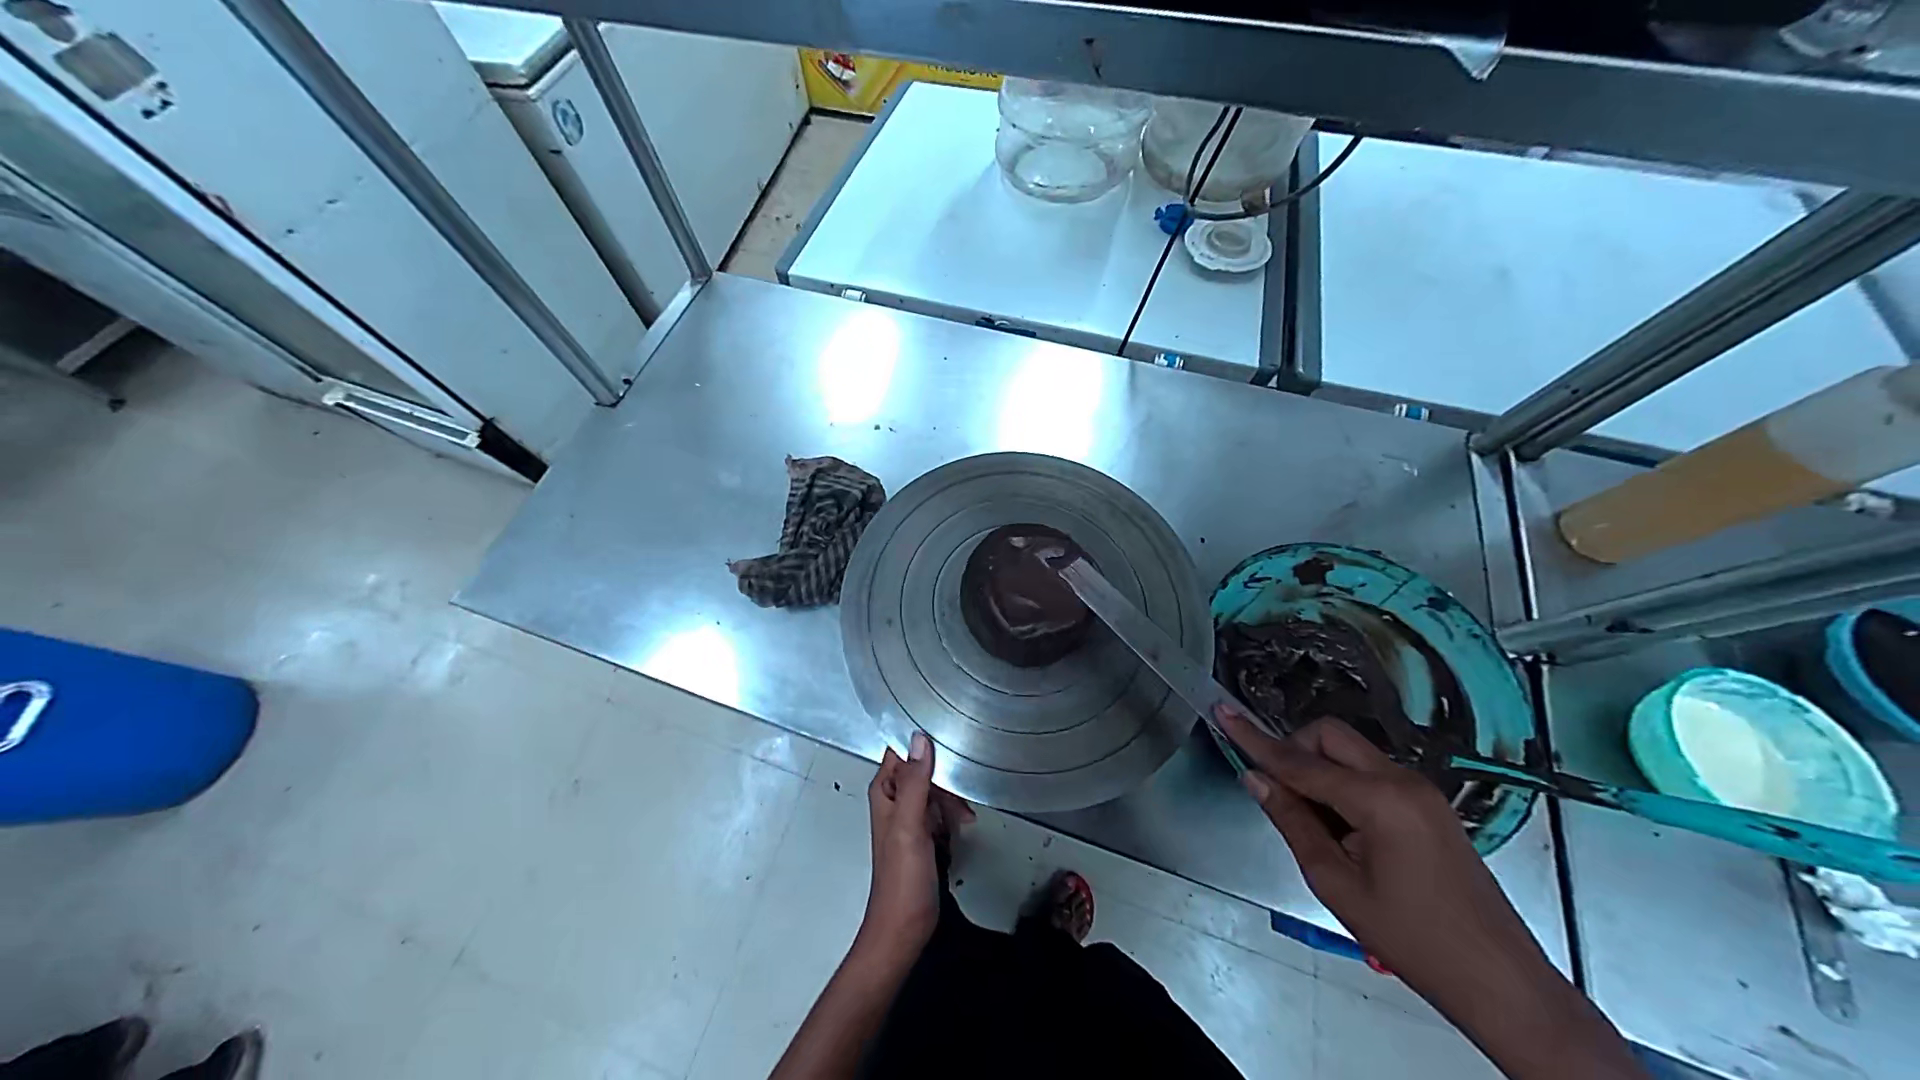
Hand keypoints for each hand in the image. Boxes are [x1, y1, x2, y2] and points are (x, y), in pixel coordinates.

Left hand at [859, 731, 974, 960]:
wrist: (905, 926)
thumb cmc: (902, 880)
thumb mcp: (909, 825)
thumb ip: (915, 782)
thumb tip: (919, 739)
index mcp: (885, 791)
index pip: (902, 750)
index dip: (923, 745)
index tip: (947, 744)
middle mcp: (894, 799)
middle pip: (923, 768)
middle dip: (945, 779)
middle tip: (958, 800)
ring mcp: (909, 816)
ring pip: (935, 788)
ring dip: (951, 799)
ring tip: (961, 819)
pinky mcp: (923, 832)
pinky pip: (941, 808)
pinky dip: (952, 814)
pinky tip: (959, 828)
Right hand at [1213, 706, 1552, 1014]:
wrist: (1499, 979)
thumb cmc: (1411, 938)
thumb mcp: (1335, 883)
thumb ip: (1292, 821)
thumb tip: (1256, 779)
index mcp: (1379, 800)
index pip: (1300, 760)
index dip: (1255, 739)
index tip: (1224, 713)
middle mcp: (1403, 781)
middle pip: (1330, 736)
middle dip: (1294, 750)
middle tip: (1278, 794)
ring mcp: (1421, 791)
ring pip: (1351, 752)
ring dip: (1319, 770)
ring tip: (1314, 825)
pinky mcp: (1429, 805)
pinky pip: (1371, 773)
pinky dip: (1344, 785)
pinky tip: (1342, 830)